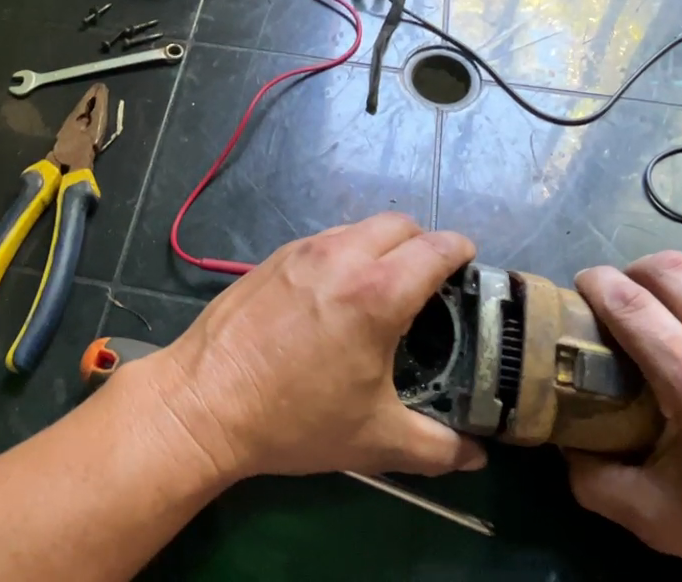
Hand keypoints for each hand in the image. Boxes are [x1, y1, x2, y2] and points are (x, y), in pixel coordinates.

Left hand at [131, 213, 486, 481]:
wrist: (204, 404)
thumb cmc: (294, 420)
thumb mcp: (374, 440)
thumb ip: (437, 447)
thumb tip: (477, 457)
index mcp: (376, 292)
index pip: (436, 248)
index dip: (461, 253)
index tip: (469, 269)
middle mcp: (342, 256)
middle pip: (400, 225)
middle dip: (423, 244)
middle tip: (428, 283)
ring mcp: (303, 250)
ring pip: (359, 228)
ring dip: (382, 247)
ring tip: (382, 290)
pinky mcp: (274, 256)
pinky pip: (325, 239)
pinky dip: (345, 253)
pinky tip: (335, 295)